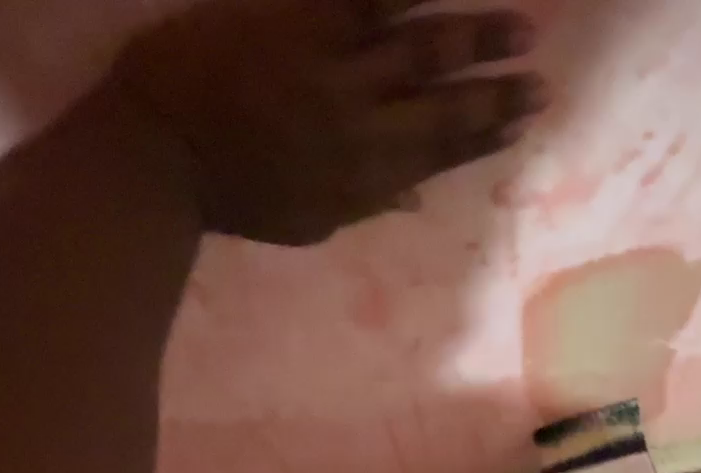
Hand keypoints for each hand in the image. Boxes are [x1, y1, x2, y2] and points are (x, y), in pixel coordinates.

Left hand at [113, 0, 544, 244]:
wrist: (159, 157)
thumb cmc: (234, 199)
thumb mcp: (308, 222)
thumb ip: (365, 206)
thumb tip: (416, 201)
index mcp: (365, 182)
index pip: (439, 156)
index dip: (484, 139)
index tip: (521, 125)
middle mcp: (364, 131)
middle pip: (444, 108)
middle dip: (497, 95)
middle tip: (541, 81)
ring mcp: (333, 77)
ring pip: (418, 55)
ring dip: (474, 41)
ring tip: (519, 26)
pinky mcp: (298, 28)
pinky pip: (361, 2)